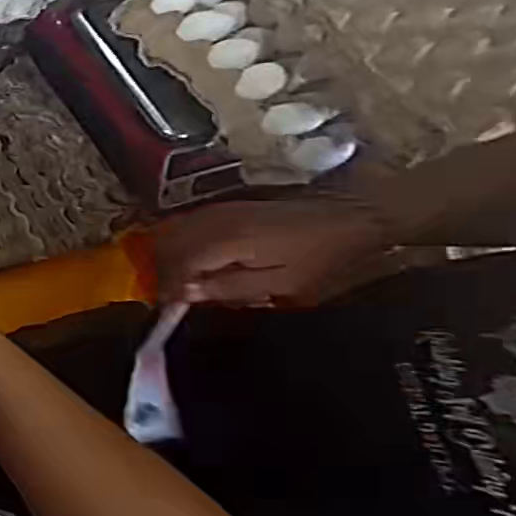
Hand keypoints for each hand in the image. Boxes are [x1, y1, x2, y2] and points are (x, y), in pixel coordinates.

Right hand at [152, 197, 392, 306]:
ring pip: (171, 235)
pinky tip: (194, 262)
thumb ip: (230, 288)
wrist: (351, 215)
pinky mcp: (221, 208)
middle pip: (167, 247)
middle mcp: (213, 221)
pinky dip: (179, 246)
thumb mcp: (283, 284)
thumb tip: (185, 293)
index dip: (169, 287)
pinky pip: (183, 227)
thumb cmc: (321, 255)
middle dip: (164, 274)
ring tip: (183, 281)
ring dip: (169, 259)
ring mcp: (215, 211)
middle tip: (175, 297)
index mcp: (227, 241)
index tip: (170, 308)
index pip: (178, 265)